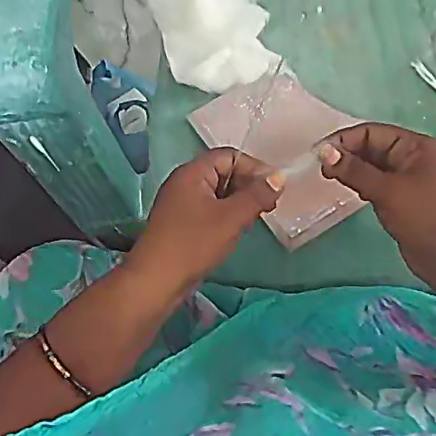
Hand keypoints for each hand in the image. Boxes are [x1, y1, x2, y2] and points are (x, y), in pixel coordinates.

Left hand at [126, 149, 283, 297]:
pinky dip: (226, 215)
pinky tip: (236, 230)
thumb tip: (279, 178)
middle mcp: (184, 182)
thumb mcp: (231, 218)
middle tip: (268, 207)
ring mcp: (180, 203)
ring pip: (217, 193)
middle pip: (223, 172)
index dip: (254, 168)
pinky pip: (209, 209)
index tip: (274, 188)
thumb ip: (257, 195)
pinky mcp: (181, 222)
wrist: (156, 279)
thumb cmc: (194, 243)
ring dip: (238, 202)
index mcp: (192, 172)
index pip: (228, 156)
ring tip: (255, 219)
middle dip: (248, 186)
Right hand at [319, 123, 435, 283]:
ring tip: (331, 180)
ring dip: (354, 171)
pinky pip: (380, 186)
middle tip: (321, 170)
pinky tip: (351, 193)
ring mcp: (412, 181)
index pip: (373, 132)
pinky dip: (364, 186)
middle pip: (374, 148)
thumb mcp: (387, 190)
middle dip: (347, 155)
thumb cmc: (426, 216)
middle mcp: (415, 159)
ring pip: (375, 168)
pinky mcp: (407, 202)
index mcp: (417, 147)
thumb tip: (325, 152)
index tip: (318, 154)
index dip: (344, 140)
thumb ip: (354, 170)